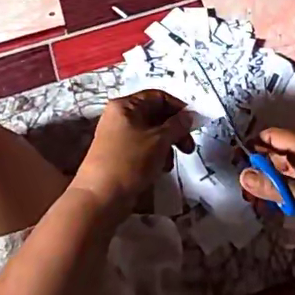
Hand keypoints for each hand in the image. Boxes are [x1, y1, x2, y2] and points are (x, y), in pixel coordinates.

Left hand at [72, 90, 192, 212]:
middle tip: (188, 147)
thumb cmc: (130, 161)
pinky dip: (155, 156)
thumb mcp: (159, 140)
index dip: (177, 107)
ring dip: (166, 145)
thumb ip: (177, 125)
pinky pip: (143, 148)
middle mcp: (120, 117)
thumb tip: (189, 115)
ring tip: (169, 163)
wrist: (101, 197)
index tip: (193, 123)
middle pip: (155, 115)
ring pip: (151, 133)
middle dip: (174, 130)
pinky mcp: (120, 155)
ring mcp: (118, 136)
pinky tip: (160, 169)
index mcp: (125, 105)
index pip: (157, 97)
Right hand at [240, 128, 294, 256]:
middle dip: (260, 161)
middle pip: (280, 152)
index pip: (277, 136)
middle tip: (240, 173)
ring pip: (285, 169)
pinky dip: (280, 189)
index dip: (257, 142)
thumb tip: (243, 175)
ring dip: (269, 177)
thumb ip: (273, 186)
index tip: (237, 153)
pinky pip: (292, 184)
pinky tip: (268, 198)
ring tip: (249, 187)